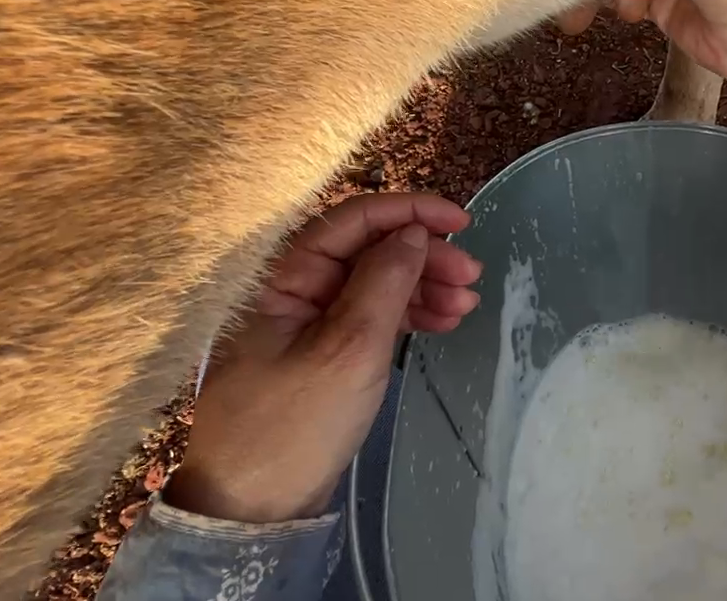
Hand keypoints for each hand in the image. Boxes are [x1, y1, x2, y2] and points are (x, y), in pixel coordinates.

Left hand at [163, 193, 478, 522]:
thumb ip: (384, 279)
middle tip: (472, 276)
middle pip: (372, 249)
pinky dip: (411, 314)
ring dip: (427, 286)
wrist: (253, 514)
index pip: (353, 219)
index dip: (411, 211)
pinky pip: (375, 314)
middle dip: (426, 256)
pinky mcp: (327, 350)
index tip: (460, 222)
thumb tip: (414, 231)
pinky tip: (445, 322)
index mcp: (284, 277)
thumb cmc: (296, 422)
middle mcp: (296, 289)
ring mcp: (312, 321)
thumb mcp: (350, 346)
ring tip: (466, 306)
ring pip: (380, 281)